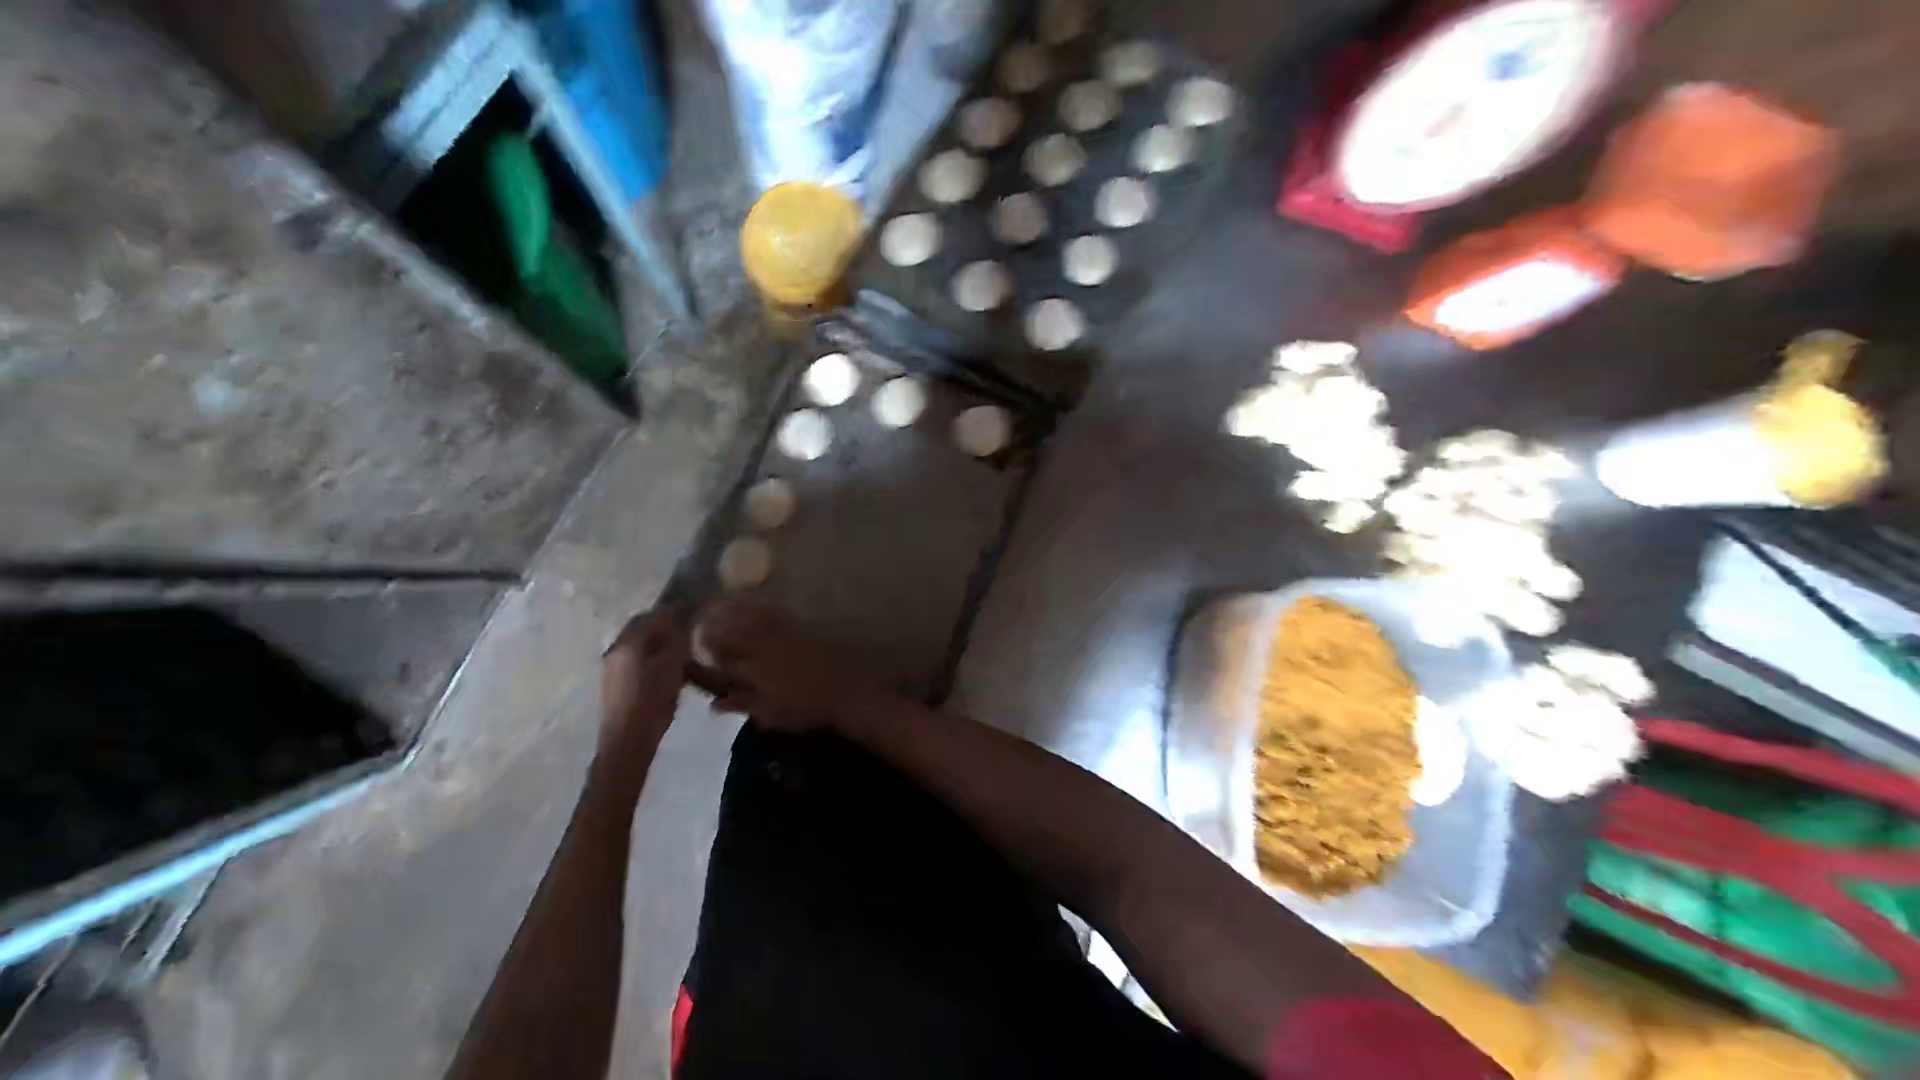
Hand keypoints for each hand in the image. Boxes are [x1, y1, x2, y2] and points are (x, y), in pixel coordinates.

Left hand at [598, 607, 688, 762]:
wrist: (627, 739)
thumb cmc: (653, 700)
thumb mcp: (673, 666)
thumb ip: (676, 640)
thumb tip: (680, 620)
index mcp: (628, 642)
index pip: (650, 616)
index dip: (670, 613)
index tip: (688, 613)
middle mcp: (614, 649)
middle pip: (639, 629)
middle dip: (660, 627)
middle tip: (683, 633)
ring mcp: (609, 667)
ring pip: (635, 645)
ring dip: (653, 643)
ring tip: (675, 652)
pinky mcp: (611, 683)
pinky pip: (631, 660)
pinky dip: (647, 657)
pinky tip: (661, 670)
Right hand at [697, 597, 891, 732]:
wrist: (842, 689)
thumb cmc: (805, 707)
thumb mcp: (770, 714)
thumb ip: (741, 704)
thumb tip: (714, 704)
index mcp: (753, 669)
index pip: (721, 656)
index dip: (707, 653)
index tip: (698, 653)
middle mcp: (762, 645)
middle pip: (728, 628)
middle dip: (709, 625)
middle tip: (699, 625)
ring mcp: (779, 631)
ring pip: (746, 613)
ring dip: (725, 608)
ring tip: (712, 607)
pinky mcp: (794, 624)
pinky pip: (768, 607)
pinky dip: (752, 600)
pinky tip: (742, 597)